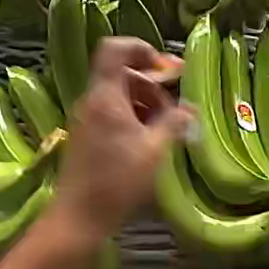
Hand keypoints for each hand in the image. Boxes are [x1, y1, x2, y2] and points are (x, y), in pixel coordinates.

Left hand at [53, 36, 191, 235]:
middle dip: (154, 85)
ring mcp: (88, 119)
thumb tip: (190, 108)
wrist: (78, 218)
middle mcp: (93, 101)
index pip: (115, 50)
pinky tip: (152, 140)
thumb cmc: (117, 181)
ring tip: (168, 127)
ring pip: (120, 96)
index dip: (142, 49)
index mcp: (105, 97)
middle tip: (177, 107)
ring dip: (147, 104)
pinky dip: (135, 118)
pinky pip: (114, 113)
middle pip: (123, 74)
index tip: (167, 68)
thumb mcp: (154, 150)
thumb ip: (174, 123)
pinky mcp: (88, 137)